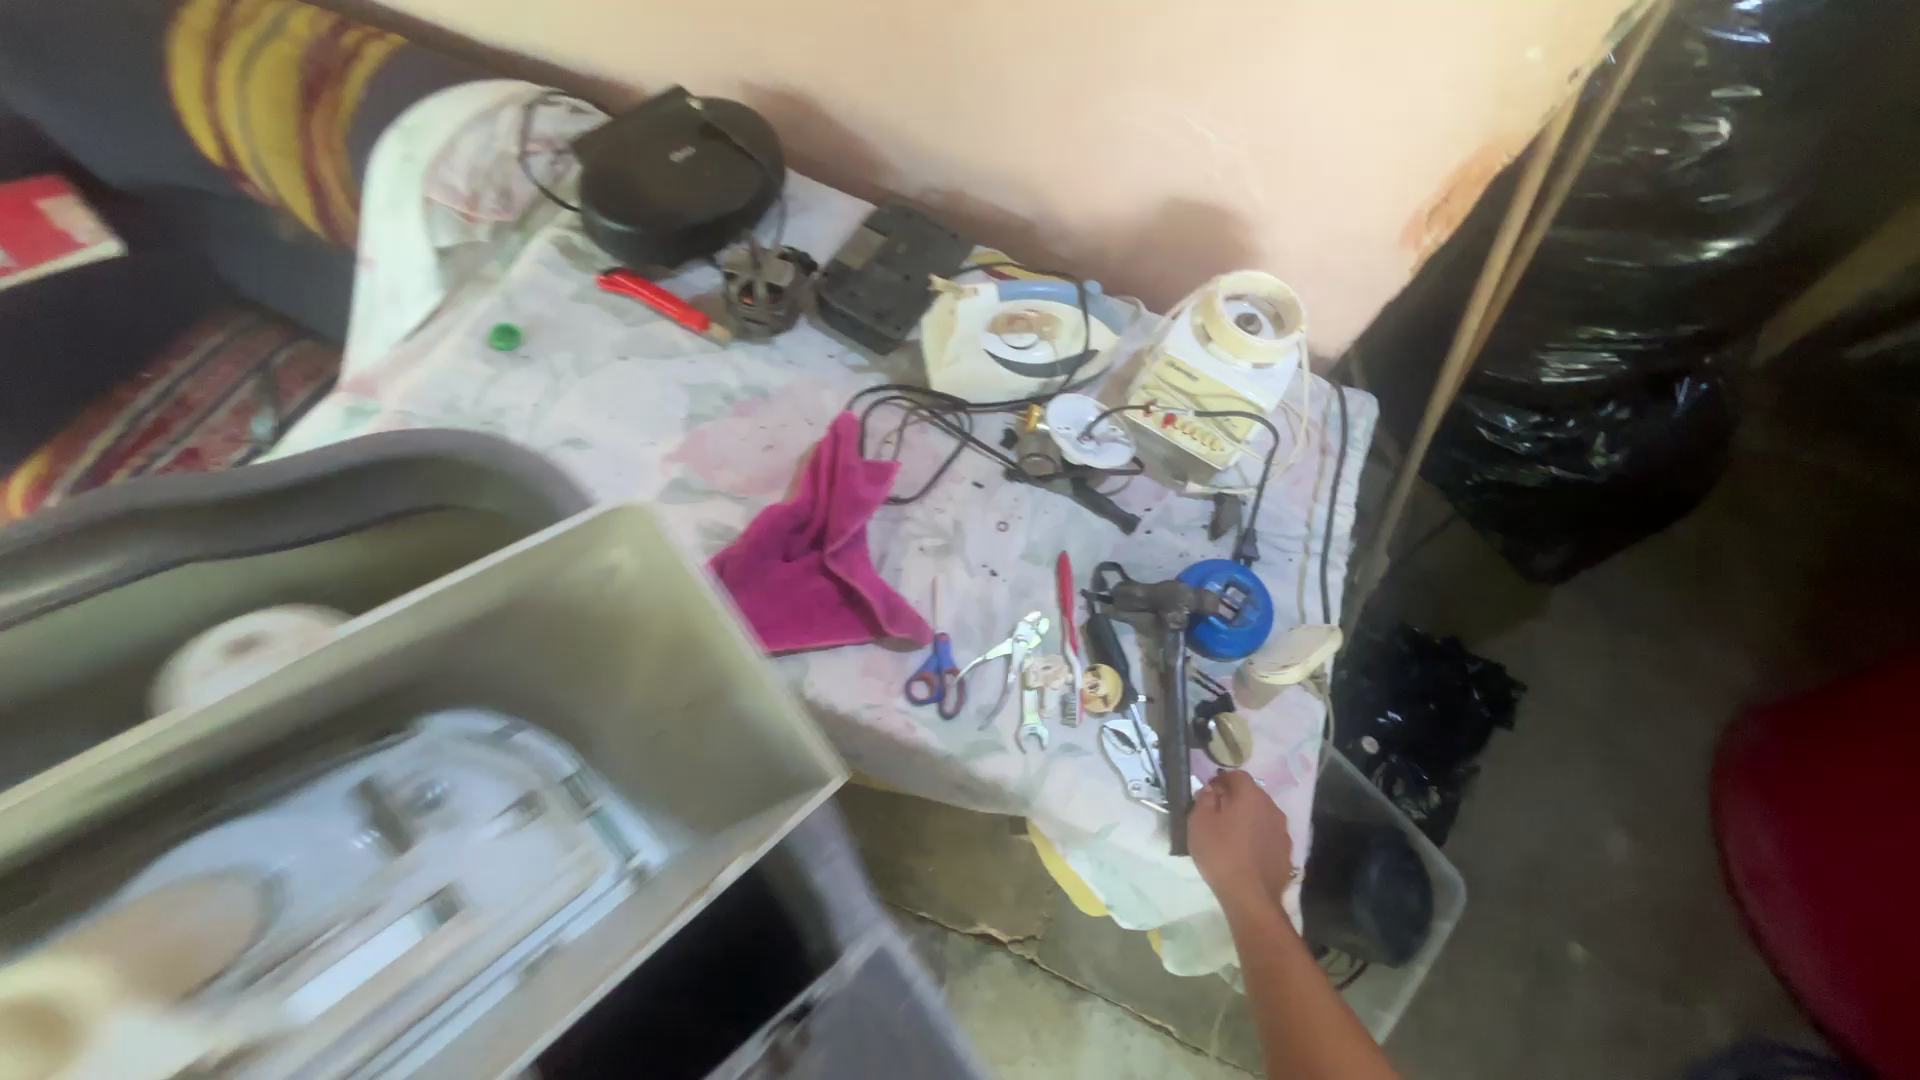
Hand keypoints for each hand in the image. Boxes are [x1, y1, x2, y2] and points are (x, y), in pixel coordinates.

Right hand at [1189, 770, 1296, 917]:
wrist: (1251, 897)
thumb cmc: (1221, 854)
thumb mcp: (1199, 823)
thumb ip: (1204, 800)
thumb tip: (1211, 790)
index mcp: (1251, 796)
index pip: (1237, 775)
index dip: (1222, 779)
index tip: (1209, 792)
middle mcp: (1272, 808)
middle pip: (1252, 793)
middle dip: (1235, 797)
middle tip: (1217, 811)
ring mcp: (1283, 831)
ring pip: (1262, 815)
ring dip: (1248, 817)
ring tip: (1231, 833)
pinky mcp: (1286, 853)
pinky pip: (1269, 835)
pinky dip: (1258, 836)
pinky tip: (1246, 851)